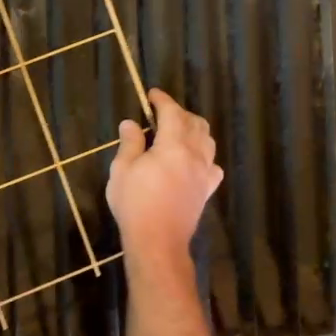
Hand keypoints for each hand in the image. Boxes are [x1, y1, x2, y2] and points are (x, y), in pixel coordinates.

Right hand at [106, 88, 223, 254]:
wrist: (158, 241)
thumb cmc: (135, 203)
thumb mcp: (122, 170)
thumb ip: (130, 144)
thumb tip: (131, 123)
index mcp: (173, 146)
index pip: (172, 113)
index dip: (162, 100)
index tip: (152, 94)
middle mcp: (195, 155)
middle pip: (196, 123)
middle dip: (179, 112)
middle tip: (161, 113)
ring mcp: (205, 173)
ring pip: (208, 141)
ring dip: (195, 129)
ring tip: (178, 131)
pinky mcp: (207, 190)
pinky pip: (213, 165)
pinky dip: (204, 155)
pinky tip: (193, 160)